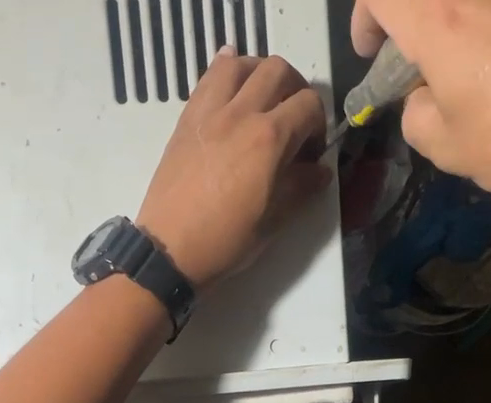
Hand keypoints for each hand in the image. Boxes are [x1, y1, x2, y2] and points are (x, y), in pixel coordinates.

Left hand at [136, 48, 331, 288]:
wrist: (170, 250)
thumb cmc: (224, 242)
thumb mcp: (272, 222)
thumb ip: (300, 189)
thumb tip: (320, 171)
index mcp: (268, 140)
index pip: (308, 106)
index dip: (318, 126)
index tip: (311, 151)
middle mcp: (241, 114)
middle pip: (278, 71)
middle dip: (295, 90)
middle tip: (293, 120)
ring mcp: (210, 112)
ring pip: (240, 64)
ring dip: (259, 72)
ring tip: (263, 98)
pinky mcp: (186, 119)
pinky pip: (208, 78)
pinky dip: (225, 70)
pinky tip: (234, 85)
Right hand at [351, 0, 490, 222]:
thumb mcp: (448, 148)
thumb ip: (418, 118)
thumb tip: (424, 101)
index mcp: (439, 15)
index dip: (366, 18)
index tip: (373, 52)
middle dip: (416, 20)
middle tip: (419, 60)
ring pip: (480, 5)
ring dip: (463, 27)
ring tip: (474, 75)